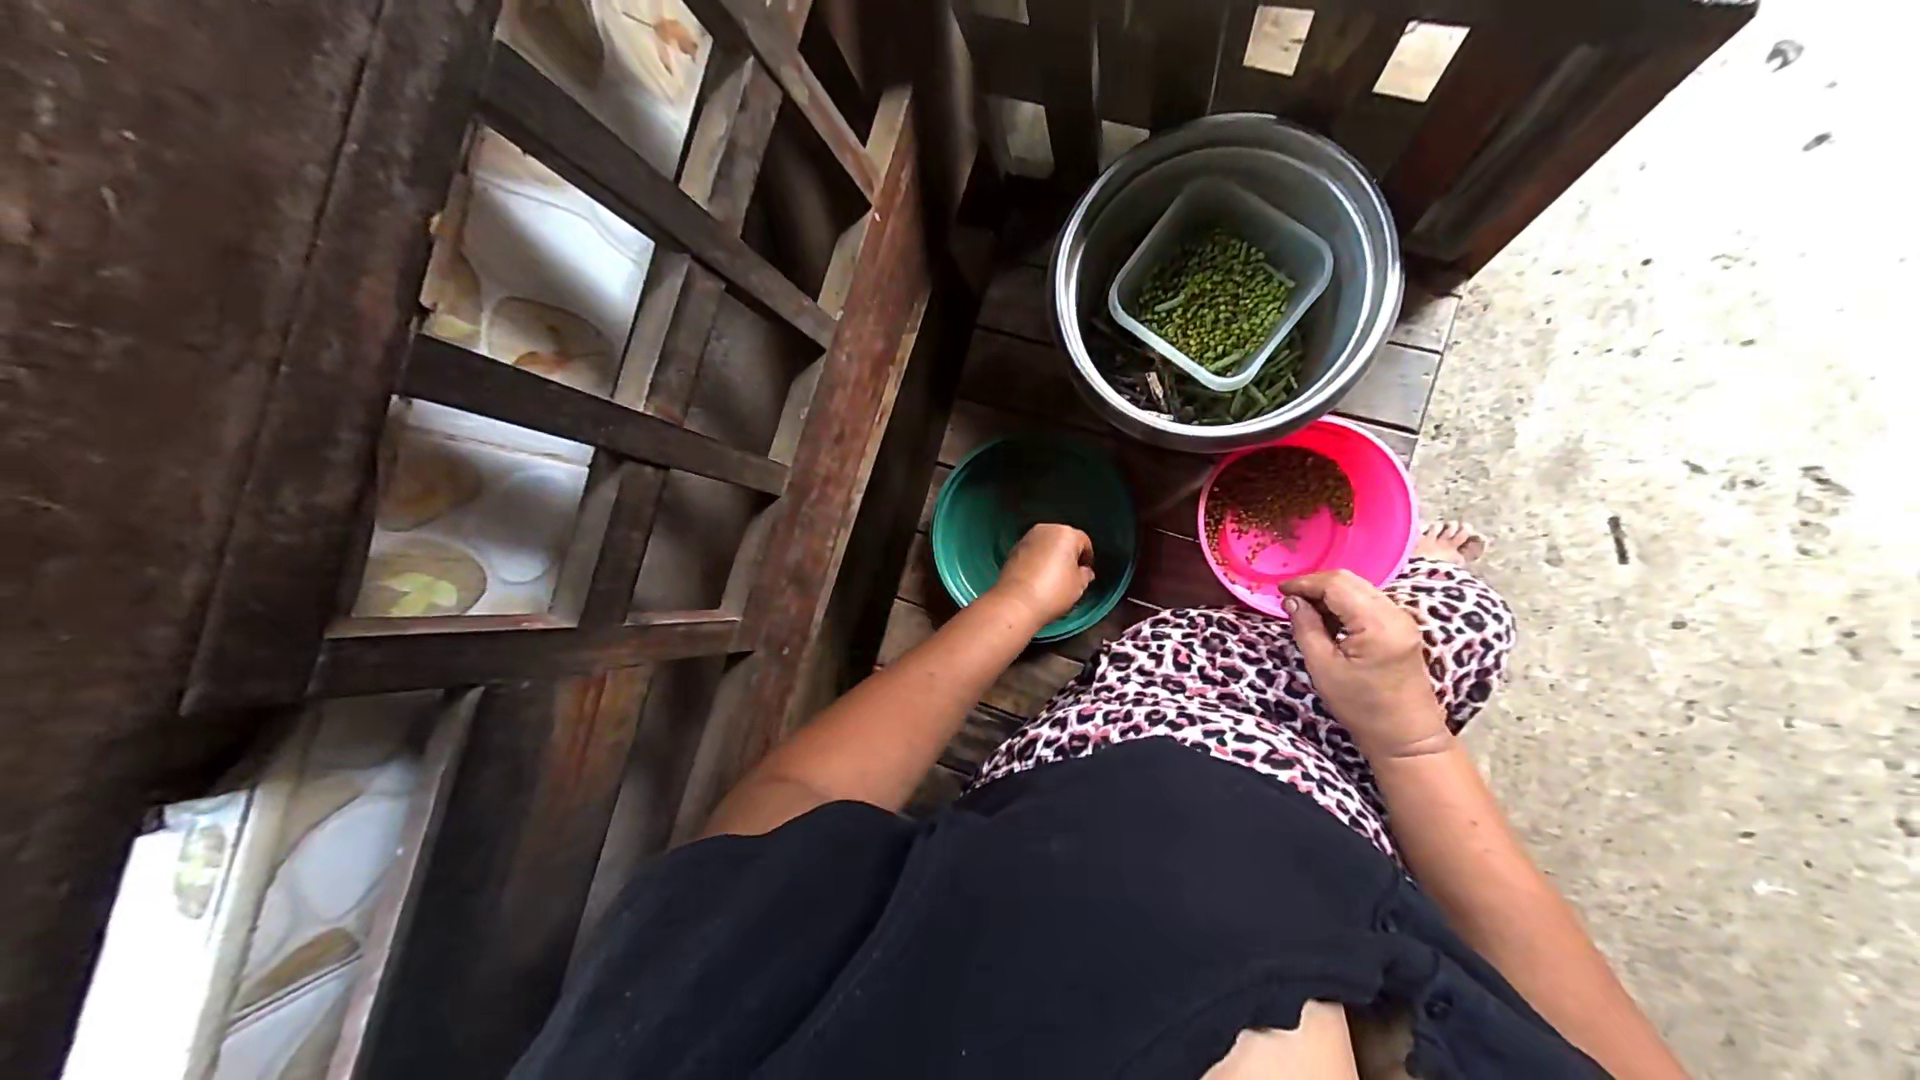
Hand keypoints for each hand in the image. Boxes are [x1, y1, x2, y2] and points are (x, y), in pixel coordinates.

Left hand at [989, 524, 1094, 627]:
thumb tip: (1084, 571)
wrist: (1015, 602)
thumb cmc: (1053, 591)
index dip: (1087, 557)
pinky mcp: (1013, 549)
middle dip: (1068, 554)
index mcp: (1066, 534)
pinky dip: (1037, 560)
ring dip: (1051, 556)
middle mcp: (1045, 529)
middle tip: (1070, 574)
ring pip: (1046, 544)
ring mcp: (1026, 538)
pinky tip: (1037, 577)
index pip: (1084, 541)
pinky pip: (1032, 552)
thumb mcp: (1078, 586)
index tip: (1085, 573)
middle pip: (1063, 539)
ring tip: (1053, 577)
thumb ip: (1085, 574)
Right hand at [1280, 570, 1449, 760]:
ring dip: (1330, 593)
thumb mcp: (1323, 667)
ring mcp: (1402, 619)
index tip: (1280, 591)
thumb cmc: (1360, 706)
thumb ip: (1306, 627)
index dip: (1305, 583)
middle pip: (1349, 581)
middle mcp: (1395, 614)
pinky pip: (1368, 601)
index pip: (1336, 585)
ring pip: (1359, 588)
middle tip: (1290, 599)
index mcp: (1377, 624)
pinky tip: (1327, 617)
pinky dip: (1344, 602)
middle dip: (1316, 585)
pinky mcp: (1402, 627)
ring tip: (1305, 609)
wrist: (1405, 735)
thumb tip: (1292, 601)